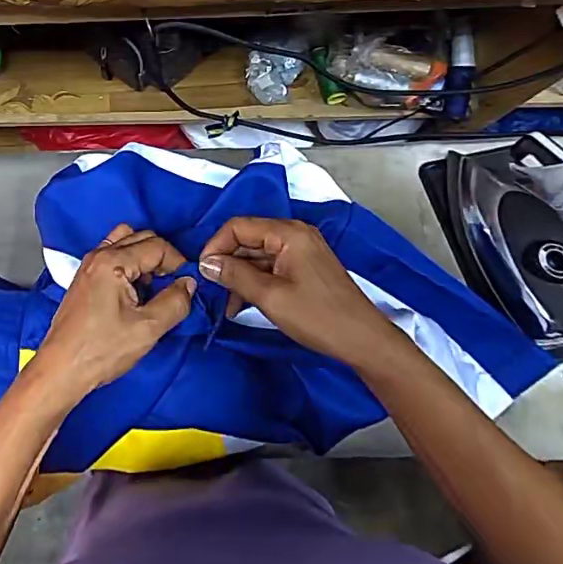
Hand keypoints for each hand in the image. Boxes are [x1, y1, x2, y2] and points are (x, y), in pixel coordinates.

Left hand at [26, 225, 194, 407]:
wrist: (60, 373)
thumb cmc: (100, 351)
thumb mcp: (149, 328)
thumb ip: (176, 301)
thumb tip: (188, 284)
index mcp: (112, 262)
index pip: (158, 246)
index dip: (178, 264)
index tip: (184, 286)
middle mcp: (98, 256)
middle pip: (142, 237)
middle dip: (163, 257)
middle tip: (172, 285)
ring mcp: (88, 267)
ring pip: (126, 242)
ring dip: (145, 257)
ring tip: (152, 286)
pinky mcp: (84, 280)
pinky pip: (113, 256)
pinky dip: (129, 264)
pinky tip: (134, 292)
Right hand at [197, 217, 399, 366]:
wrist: (360, 337)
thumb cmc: (319, 316)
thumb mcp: (270, 297)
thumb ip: (236, 275)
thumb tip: (207, 264)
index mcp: (289, 233)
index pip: (239, 226)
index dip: (216, 246)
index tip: (202, 272)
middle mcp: (296, 234)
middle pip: (248, 238)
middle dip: (226, 261)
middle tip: (210, 289)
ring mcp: (301, 250)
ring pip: (258, 254)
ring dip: (239, 275)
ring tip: (225, 303)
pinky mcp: (304, 266)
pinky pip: (271, 265)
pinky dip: (255, 280)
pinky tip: (242, 302)